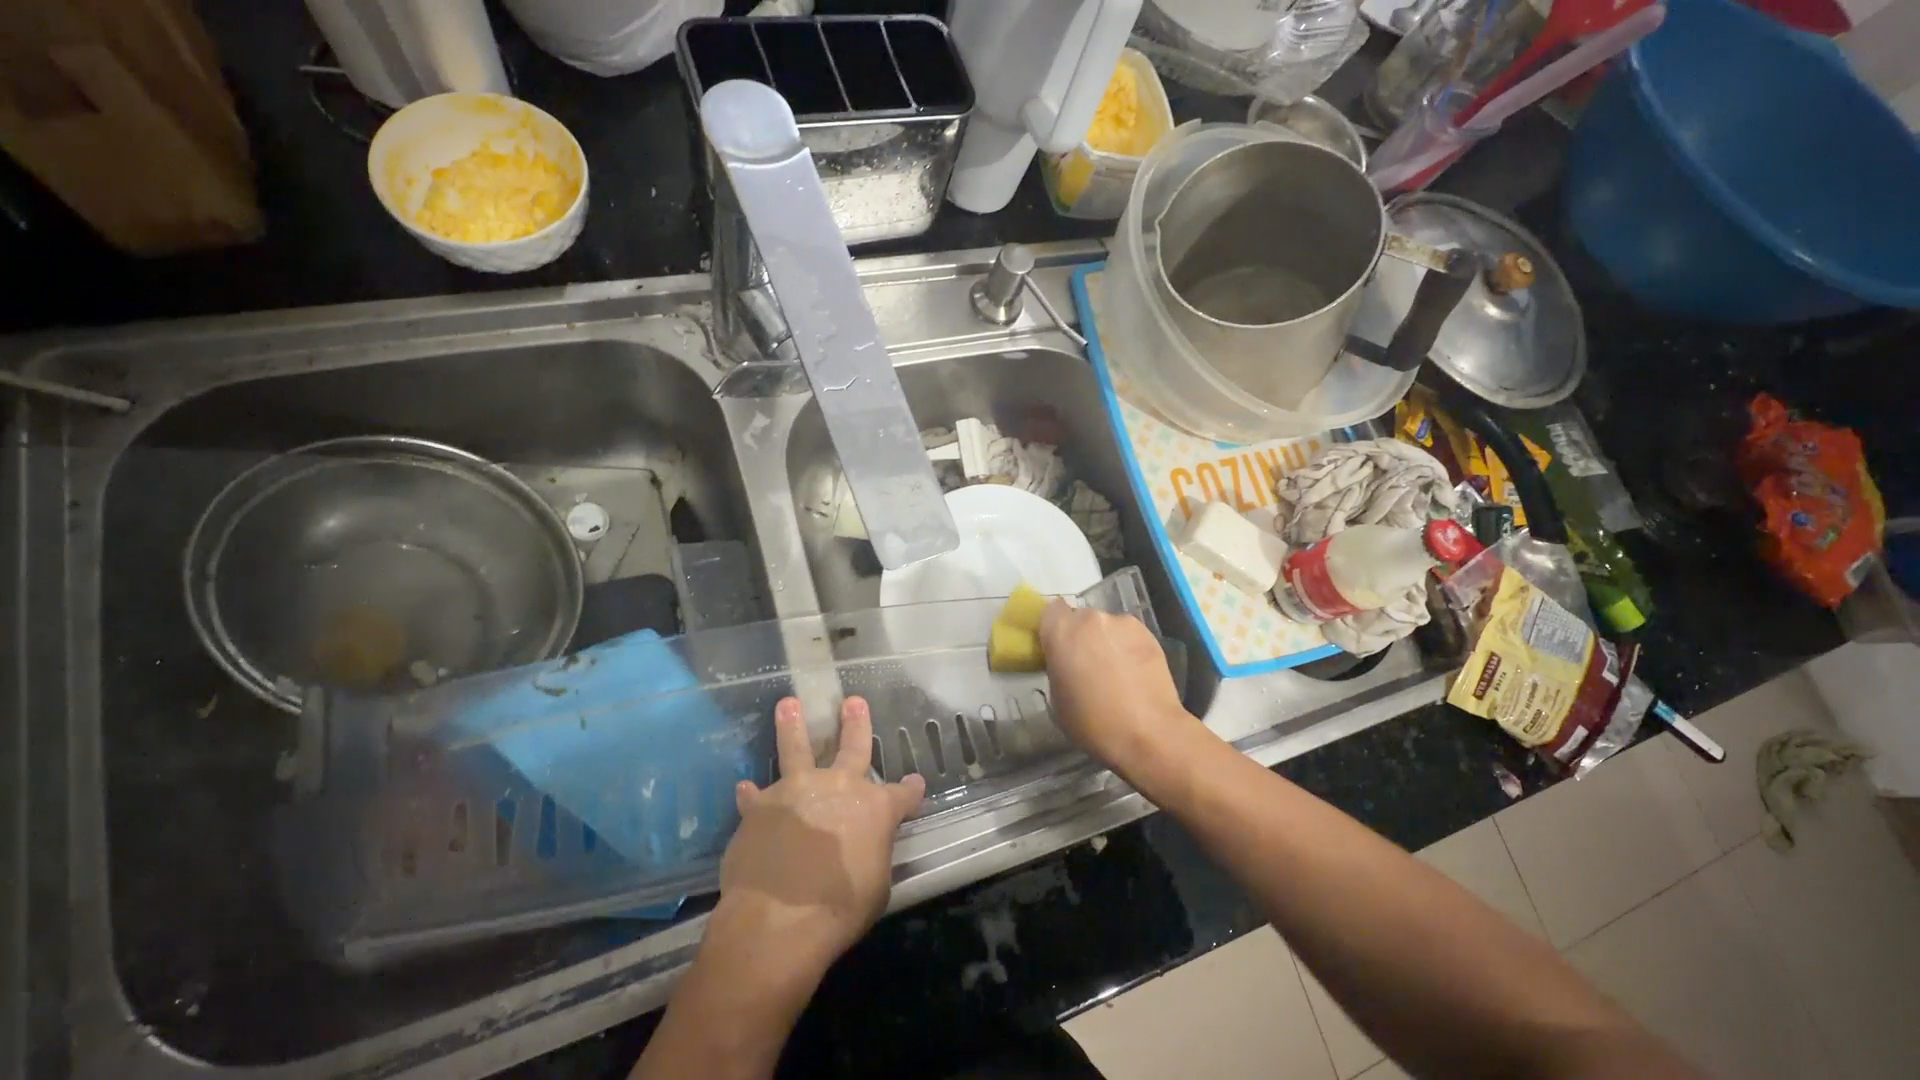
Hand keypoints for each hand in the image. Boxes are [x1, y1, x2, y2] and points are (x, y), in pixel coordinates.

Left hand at [707, 696, 925, 983]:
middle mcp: (839, 787)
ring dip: (793, 726)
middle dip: (855, 724)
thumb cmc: (840, 907)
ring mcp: (796, 791)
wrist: (780, 916)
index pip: (903, 794)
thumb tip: (865, 845)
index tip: (915, 783)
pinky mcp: (759, 807)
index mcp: (876, 809)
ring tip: (787, 705)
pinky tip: (746, 790)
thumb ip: (872, 853)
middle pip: (852, 747)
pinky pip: (756, 797)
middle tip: (852, 702)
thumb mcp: (877, 885)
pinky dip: (753, 796)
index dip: (911, 790)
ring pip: (795, 749)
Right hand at [1039, 601, 1195, 769]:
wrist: (1148, 732)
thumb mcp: (1058, 699)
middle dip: (1082, 637)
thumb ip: (1058, 669)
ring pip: (1107, 627)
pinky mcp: (1149, 634)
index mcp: (1062, 632)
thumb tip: (1067, 664)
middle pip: (1081, 619)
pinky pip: (1129, 636)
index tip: (1058, 648)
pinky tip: (1135, 673)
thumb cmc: (1093, 722)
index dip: (1054, 628)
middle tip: (1087, 664)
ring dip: (1107, 642)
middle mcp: (1092, 619)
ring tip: (1116, 672)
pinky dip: (1128, 648)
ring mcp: (1124, 623)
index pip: (1051, 610)